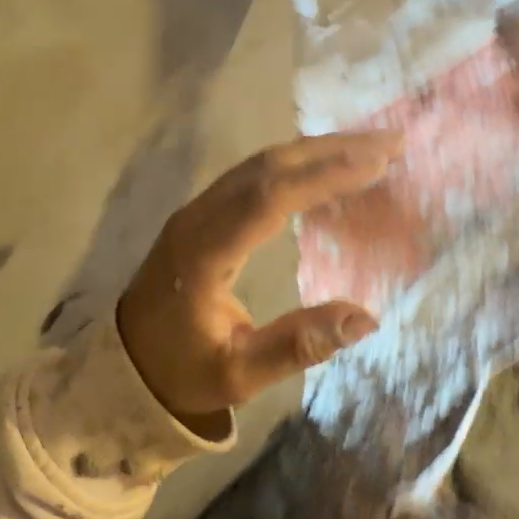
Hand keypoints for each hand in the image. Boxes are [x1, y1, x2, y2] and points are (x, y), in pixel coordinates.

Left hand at [117, 131, 396, 427]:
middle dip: (329, 150)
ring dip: (313, 151)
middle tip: (392, 144)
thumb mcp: (237, 374)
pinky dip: (293, 164)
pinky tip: (327, 166)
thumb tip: (367, 319)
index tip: (377, 163)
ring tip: (372, 147)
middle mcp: (195, 220)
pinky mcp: (200, 214)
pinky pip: (249, 176)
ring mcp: (195, 212)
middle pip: (264, 168)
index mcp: (201, 256)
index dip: (322, 176)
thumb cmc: (181, 370)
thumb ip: (296, 346)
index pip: (266, 200)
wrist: (126, 360)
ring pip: (256, 165)